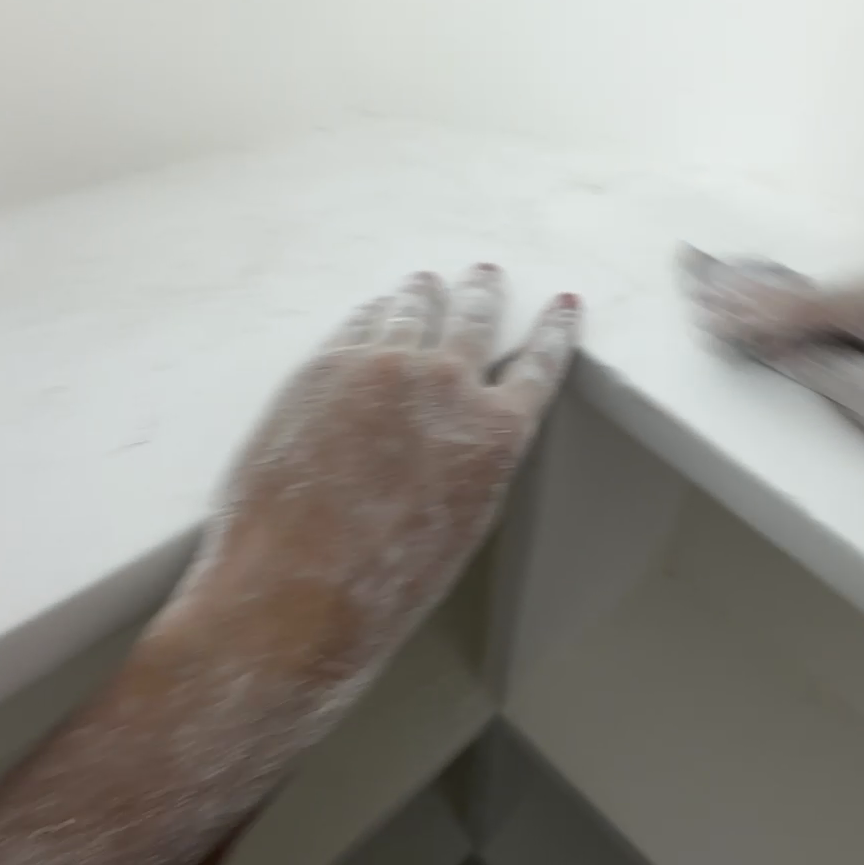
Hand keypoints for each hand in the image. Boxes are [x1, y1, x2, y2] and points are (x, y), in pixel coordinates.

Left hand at [174, 264, 581, 656]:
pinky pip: (359, 324)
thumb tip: (463, 424)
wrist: (299, 591)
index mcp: (496, 431)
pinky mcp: (325, 366)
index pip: (539, 363)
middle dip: (483, 292)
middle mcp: (447, 383)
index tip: (564, 305)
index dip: (555, 331)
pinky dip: (374, 313)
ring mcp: (382, 366)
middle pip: (473, 318)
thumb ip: (475, 455)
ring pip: (412, 310)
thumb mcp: (466, 517)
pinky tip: (376, 309)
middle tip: (485, 273)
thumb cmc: (391, 578)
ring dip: (423, 293)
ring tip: (425, 282)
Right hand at [683, 243, 863, 484]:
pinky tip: (793, 300)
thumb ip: (828, 371)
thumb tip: (776, 348)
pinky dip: (820, 298)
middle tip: (696, 279)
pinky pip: (858, 288)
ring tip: (730, 291)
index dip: (745, 315)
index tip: (701, 314)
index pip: (793, 307)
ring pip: (832, 286)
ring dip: (784, 295)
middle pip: (808, 287)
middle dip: (752, 293)